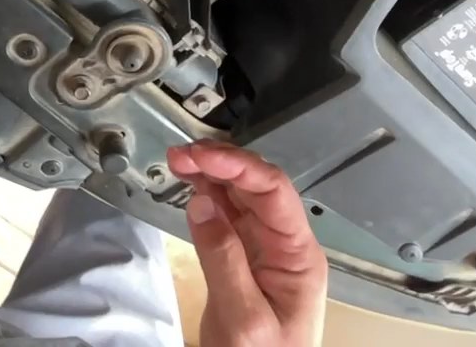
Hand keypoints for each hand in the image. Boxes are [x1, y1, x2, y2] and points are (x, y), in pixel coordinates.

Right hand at [167, 141, 327, 346]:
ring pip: (239, 193)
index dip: (238, 165)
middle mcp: (283, 242)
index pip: (273, 191)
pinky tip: (188, 182)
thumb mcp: (243, 320)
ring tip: (177, 160)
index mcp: (298, 254)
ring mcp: (263, 247)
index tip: (200, 155)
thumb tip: (201, 201)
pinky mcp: (242, 255)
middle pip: (256, 185)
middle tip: (179, 155)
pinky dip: (205, 191)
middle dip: (219, 162)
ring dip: (209, 172)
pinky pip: (225, 211)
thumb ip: (223, 258)